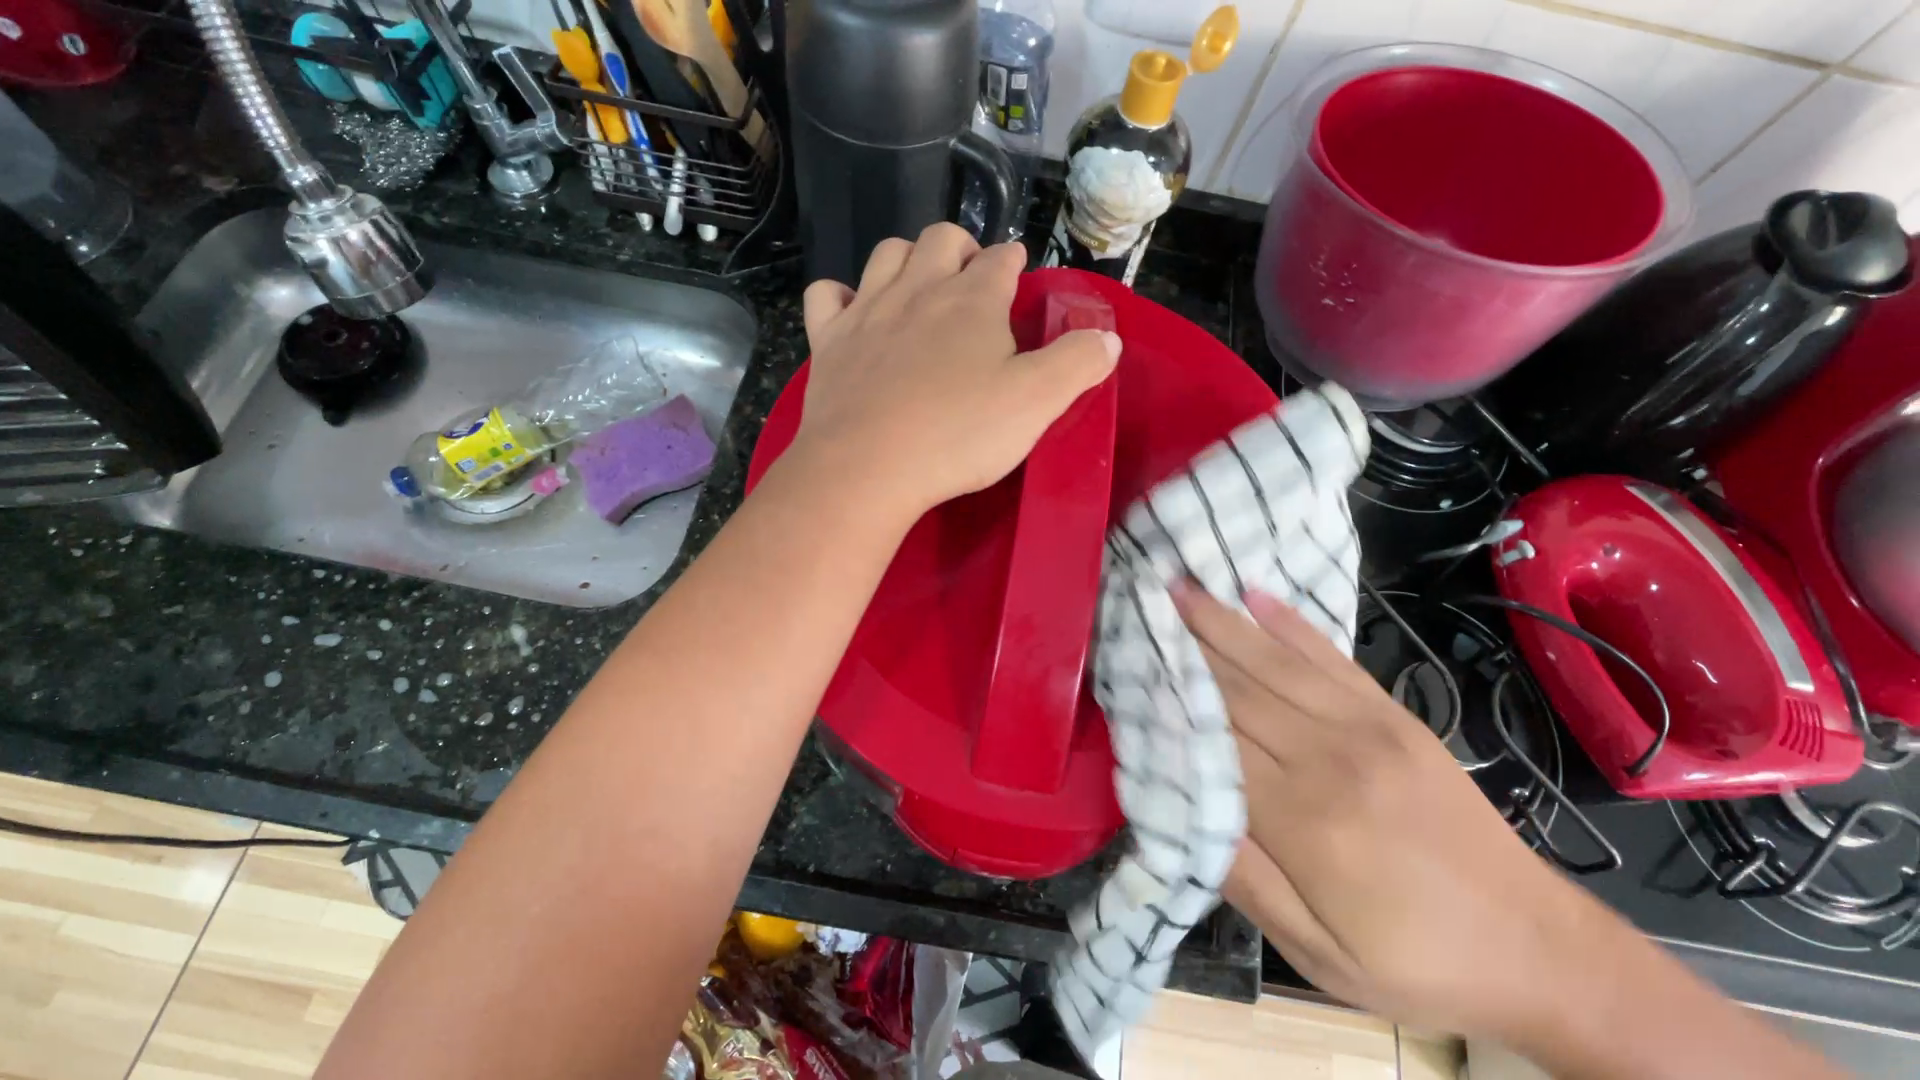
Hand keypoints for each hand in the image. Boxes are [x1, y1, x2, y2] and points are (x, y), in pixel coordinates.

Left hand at [792, 224, 1119, 517]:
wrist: (867, 468)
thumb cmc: (959, 434)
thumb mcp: (1037, 402)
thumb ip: (1077, 363)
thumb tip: (1107, 337)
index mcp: (973, 300)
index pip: (999, 259)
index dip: (1012, 261)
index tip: (1017, 272)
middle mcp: (918, 290)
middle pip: (940, 239)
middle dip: (960, 247)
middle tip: (971, 277)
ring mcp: (867, 311)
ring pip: (886, 255)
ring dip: (907, 259)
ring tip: (919, 285)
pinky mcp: (828, 341)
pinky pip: (826, 296)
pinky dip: (840, 295)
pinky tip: (852, 312)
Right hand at [1175, 584, 1617, 1043]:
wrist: (1538, 948)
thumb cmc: (1416, 962)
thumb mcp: (1319, 955)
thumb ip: (1245, 879)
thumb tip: (1180, 814)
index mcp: (1307, 820)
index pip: (1215, 742)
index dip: (1166, 701)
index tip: (1122, 664)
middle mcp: (1334, 757)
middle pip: (1241, 689)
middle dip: (1185, 644)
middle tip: (1137, 602)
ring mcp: (1372, 729)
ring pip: (1280, 662)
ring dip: (1225, 621)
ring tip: (1180, 584)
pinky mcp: (1400, 719)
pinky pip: (1335, 661)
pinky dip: (1293, 626)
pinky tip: (1258, 598)